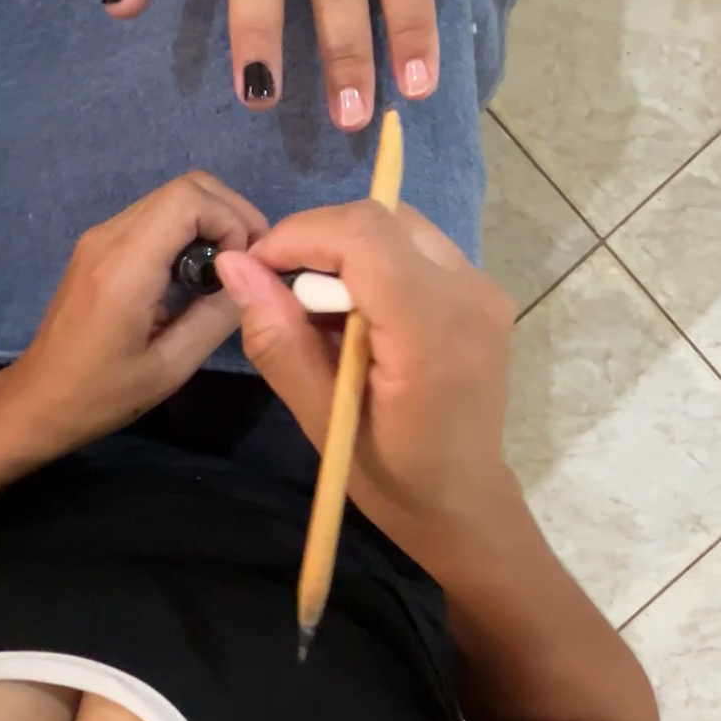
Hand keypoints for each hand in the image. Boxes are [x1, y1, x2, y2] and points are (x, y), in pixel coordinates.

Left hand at [2, 172, 268, 457]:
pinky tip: (200, 274)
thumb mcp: (172, 366)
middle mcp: (110, 237)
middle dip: (231, 216)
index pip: (189, 199)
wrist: (39, 400)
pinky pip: (157, 218)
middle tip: (251, 264)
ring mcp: (102, 237)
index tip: (247, 266)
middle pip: (186, 187)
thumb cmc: (103, 393)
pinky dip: (191, 233)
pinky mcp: (102, 246)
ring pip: (174, 198)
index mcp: (126, 267)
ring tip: (231, 272)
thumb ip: (216, 316)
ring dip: (213, 224)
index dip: (232, 220)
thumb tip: (252, 279)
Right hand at [213, 199, 519, 556]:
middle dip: (321, 241)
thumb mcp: (322, 419)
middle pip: (383, 220)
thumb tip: (235, 266)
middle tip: (286, 293)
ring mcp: (485, 291)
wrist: (464, 500)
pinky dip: (378, 264)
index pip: (365, 237)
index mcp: (434, 333)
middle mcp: (470, 295)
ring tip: (324, 311)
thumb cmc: (392, 477)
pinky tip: (362, 316)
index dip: (301, 236)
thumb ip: (279, 340)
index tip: (259, 268)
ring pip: (402, 227)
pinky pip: (420, 249)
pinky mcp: (485, 294)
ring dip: (349, 252)